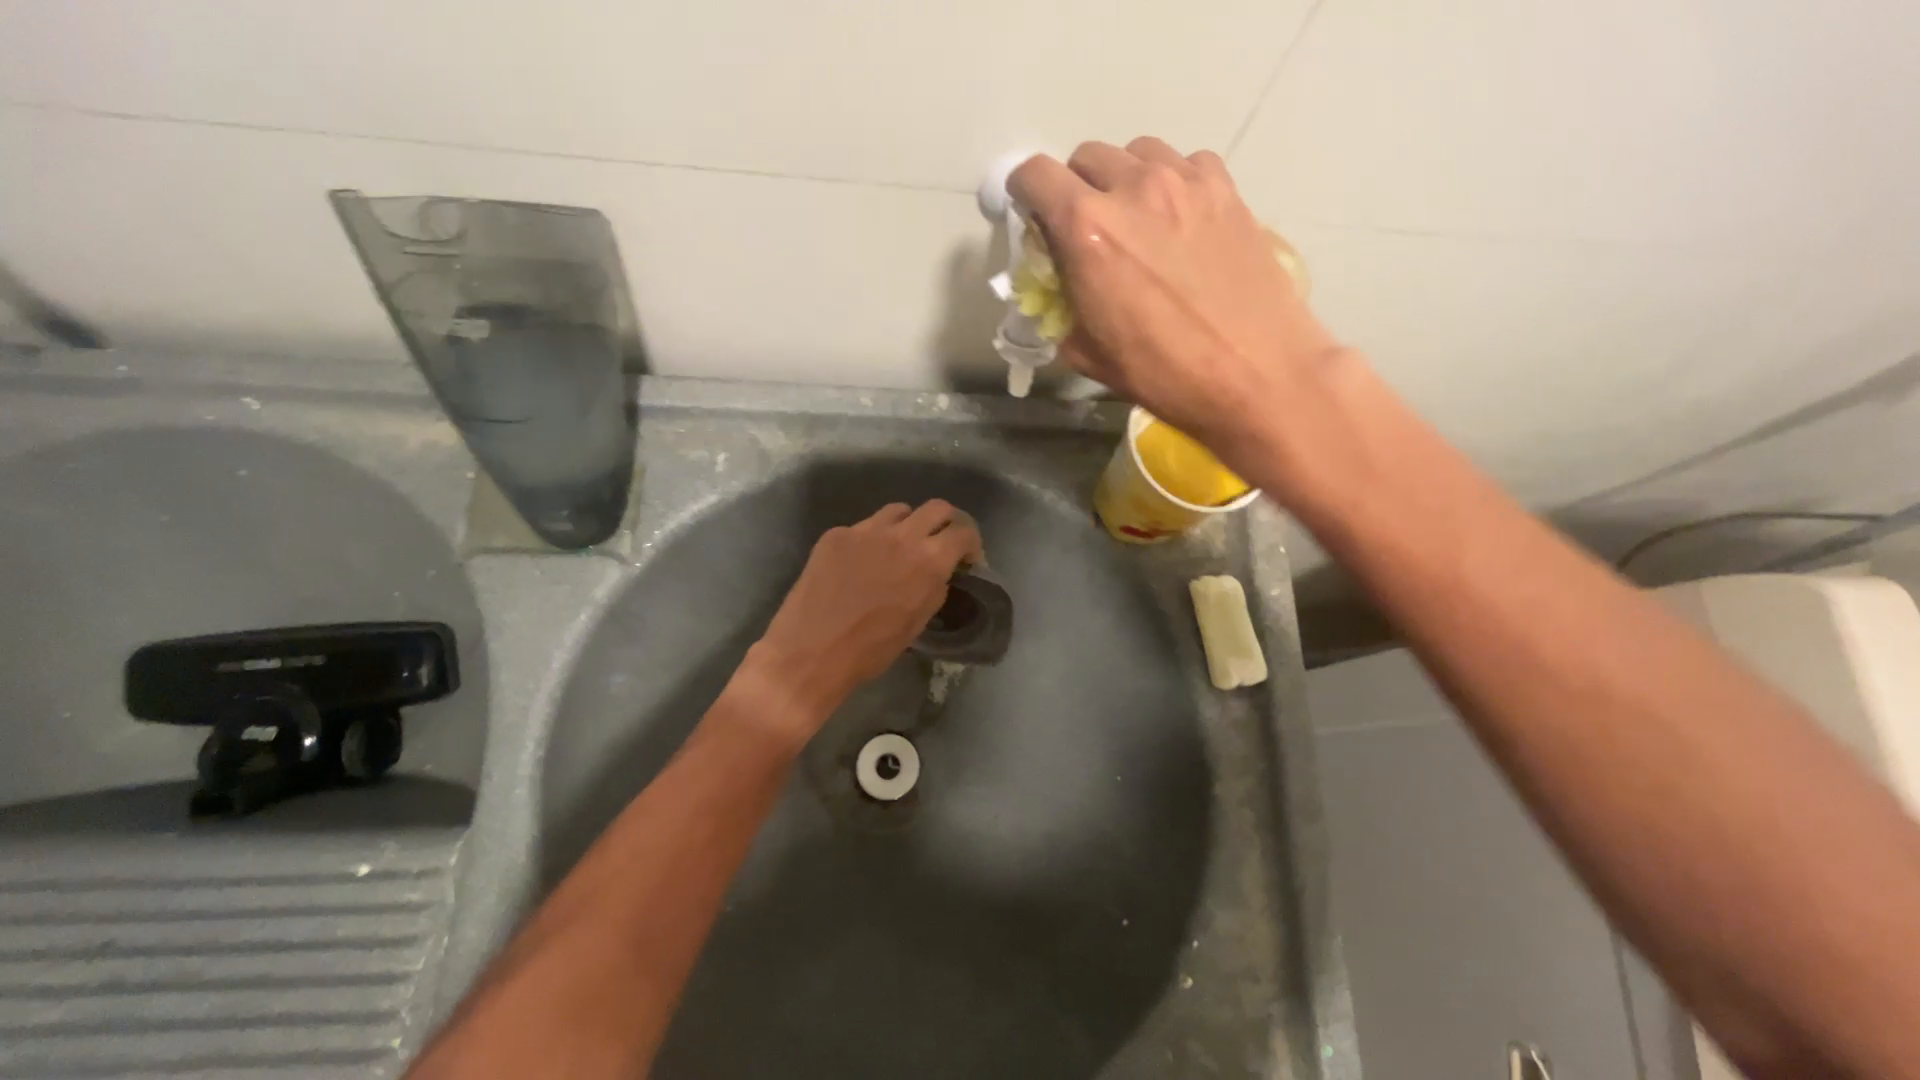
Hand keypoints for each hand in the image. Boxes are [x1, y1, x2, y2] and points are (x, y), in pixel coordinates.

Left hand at [746, 500, 981, 730]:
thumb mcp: (917, 623)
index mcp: (929, 561)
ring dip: (908, 525)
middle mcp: (902, 536)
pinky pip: (864, 526)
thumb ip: (934, 588)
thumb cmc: (871, 649)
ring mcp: (866, 530)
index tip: (966, 557)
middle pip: (936, 508)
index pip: (963, 532)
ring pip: (899, 510)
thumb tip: (940, 574)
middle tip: (939, 544)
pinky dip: (871, 539)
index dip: (971, 543)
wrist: (811, 652)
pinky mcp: (836, 534)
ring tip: (899, 547)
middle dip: (945, 523)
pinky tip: (859, 563)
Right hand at [1009, 138, 1349, 463]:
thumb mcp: (1086, 350)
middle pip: (1085, 157)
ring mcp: (1185, 182)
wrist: (1256, 374)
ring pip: (1137, 152)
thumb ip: (1061, 301)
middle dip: (1076, 188)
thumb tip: (1059, 282)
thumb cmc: (1164, 373)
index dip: (1025, 193)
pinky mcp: (1226, 189)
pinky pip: (1186, 163)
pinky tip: (1181, 219)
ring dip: (1125, 178)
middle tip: (1088, 229)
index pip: (1034, 174)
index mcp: (1087, 228)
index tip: (1032, 215)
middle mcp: (1133, 188)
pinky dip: (1174, 182)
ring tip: (1137, 219)